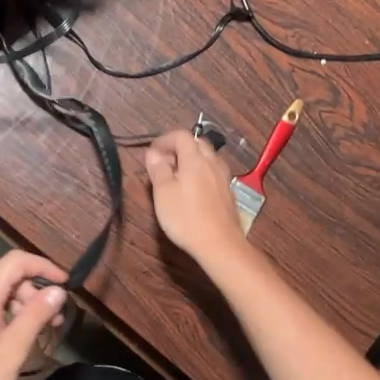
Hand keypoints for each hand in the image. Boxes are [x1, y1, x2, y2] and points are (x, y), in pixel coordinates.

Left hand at [0, 251, 67, 379]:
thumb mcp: (13, 348)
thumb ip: (36, 314)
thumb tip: (58, 291)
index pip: (16, 261)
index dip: (43, 266)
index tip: (65, 283)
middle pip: (7, 277)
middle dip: (34, 293)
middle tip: (55, 320)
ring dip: (21, 306)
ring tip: (38, 332)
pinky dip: (5, 314)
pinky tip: (15, 336)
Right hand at [145, 130, 251, 264]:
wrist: (220, 244)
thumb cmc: (186, 217)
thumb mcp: (163, 193)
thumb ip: (158, 169)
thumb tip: (153, 153)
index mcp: (195, 159)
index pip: (181, 135)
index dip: (164, 140)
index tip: (152, 155)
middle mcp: (212, 163)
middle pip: (196, 143)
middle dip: (178, 148)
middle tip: (163, 164)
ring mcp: (223, 177)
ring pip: (207, 157)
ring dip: (191, 160)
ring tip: (177, 177)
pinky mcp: (228, 192)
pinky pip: (213, 172)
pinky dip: (201, 172)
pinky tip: (193, 190)